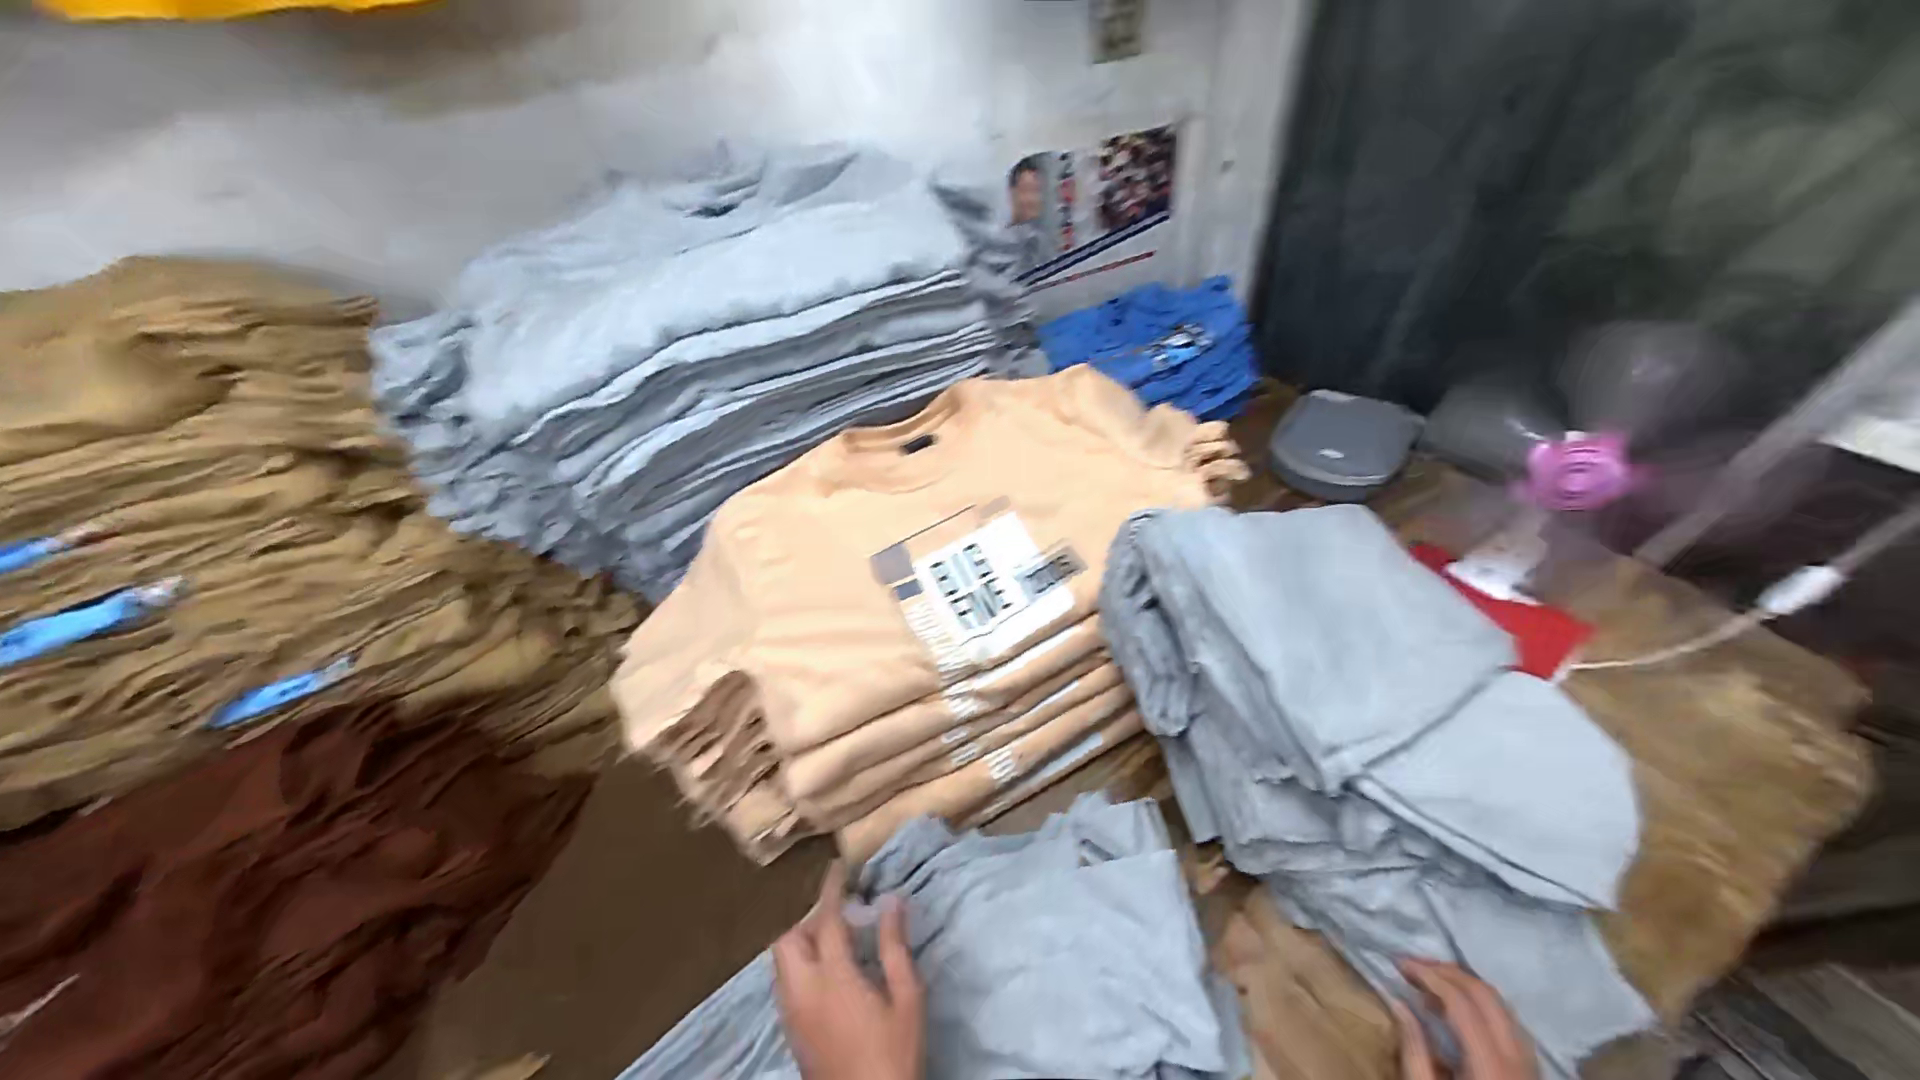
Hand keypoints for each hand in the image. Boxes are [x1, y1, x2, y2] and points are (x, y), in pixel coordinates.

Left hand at [773, 862, 924, 1079]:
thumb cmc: (894, 1053)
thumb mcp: (906, 997)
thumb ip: (895, 946)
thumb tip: (891, 901)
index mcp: (833, 978)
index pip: (826, 920)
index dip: (832, 890)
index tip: (838, 868)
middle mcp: (802, 992)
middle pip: (787, 941)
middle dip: (807, 919)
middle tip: (838, 915)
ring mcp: (792, 1016)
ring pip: (781, 964)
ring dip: (801, 943)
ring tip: (835, 941)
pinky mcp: (791, 1034)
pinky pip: (785, 985)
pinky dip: (799, 966)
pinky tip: (827, 974)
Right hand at [1390, 959, 1536, 1079]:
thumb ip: (1414, 1048)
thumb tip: (1398, 1002)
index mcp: (1491, 1067)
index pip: (1462, 1003)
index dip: (1429, 976)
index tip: (1399, 965)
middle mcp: (1519, 1061)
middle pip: (1487, 995)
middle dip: (1447, 972)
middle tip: (1413, 967)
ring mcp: (1531, 1067)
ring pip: (1503, 1006)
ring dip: (1465, 986)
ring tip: (1430, 984)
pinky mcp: (1532, 1074)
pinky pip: (1509, 1024)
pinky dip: (1481, 1006)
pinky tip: (1455, 1012)